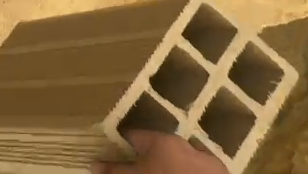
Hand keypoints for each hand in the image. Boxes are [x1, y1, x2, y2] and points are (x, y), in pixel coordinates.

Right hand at [94, 131, 228, 173]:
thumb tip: (94, 165)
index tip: (123, 160)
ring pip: (187, 162)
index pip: (134, 136)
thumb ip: (113, 170)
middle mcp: (188, 146)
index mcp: (163, 140)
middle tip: (149, 170)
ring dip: (177, 169)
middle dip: (154, 160)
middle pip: (162, 148)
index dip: (125, 149)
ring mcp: (213, 166)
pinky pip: (203, 172)